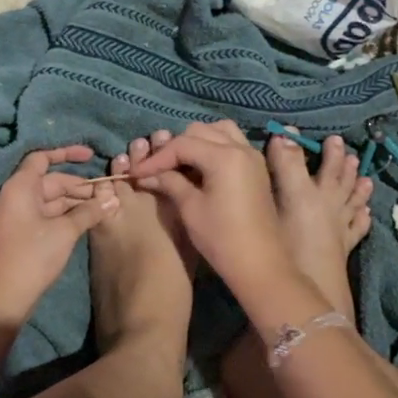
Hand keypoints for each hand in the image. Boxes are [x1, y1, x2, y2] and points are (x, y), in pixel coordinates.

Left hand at [0, 145, 120, 316]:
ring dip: (76, 202)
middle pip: (51, 181)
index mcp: (20, 187)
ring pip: (52, 200)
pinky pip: (49, 215)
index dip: (66, 153)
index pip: (42, 158)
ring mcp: (20, 215)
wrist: (5, 296)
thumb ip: (88, 212)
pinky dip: (68, 214)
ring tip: (104, 206)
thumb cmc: (32, 256)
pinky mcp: (24, 233)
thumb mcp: (65, 231)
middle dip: (79, 185)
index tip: (91, 156)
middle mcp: (17, 196)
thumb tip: (111, 199)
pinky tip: (89, 219)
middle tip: (108, 192)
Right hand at [125, 120, 298, 295]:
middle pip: (200, 131)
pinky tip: (199, 169)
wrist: (260, 265)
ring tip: (180, 165)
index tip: (137, 173)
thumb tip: (147, 174)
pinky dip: (213, 148)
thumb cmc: (222, 238)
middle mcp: (242, 148)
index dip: (157, 158)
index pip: (182, 144)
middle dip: (176, 147)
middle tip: (158, 169)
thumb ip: (169, 182)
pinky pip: (232, 144)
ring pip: (219, 132)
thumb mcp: (190, 208)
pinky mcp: (257, 168)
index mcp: (225, 157)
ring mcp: (253, 157)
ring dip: (197, 143)